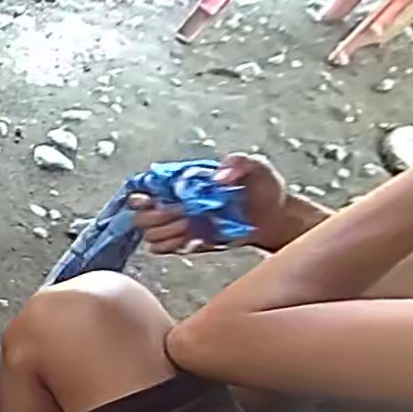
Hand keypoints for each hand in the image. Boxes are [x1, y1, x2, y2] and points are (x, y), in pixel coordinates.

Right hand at [136, 154, 318, 254]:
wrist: (273, 218)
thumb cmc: (263, 191)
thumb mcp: (257, 167)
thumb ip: (238, 163)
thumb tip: (217, 178)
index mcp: (177, 187)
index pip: (141, 190)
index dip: (140, 197)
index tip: (155, 200)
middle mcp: (168, 206)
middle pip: (139, 217)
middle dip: (159, 216)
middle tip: (185, 212)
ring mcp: (171, 227)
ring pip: (148, 234)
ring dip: (169, 231)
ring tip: (194, 225)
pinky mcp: (177, 244)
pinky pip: (157, 249)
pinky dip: (172, 245)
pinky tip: (192, 238)